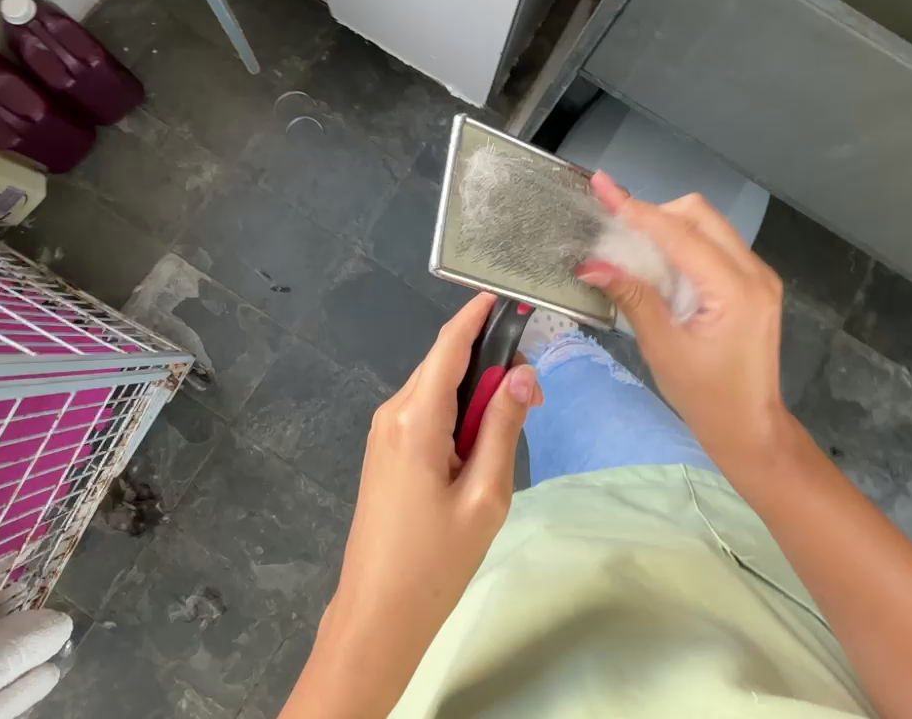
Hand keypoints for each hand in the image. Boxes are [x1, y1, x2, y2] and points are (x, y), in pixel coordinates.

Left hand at [287, 293, 541, 718]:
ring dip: (475, 393)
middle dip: (489, 364)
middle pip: (445, 365)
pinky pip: (425, 411)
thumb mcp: (485, 494)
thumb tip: (524, 375)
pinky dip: (456, 412)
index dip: (478, 316)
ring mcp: (384, 432)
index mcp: (415, 417)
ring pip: (437, 388)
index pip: (449, 346)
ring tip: (514, 420)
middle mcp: (393, 412)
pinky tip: (479, 441)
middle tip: (535, 392)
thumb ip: (503, 427)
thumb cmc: (435, 560)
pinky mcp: (385, 450)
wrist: (376, 615)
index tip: (506, 295)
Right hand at [577, 172, 791, 468]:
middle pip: (699, 214)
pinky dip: (683, 243)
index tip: (603, 186)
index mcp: (734, 290)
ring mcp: (758, 275)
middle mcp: (753, 272)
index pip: (679, 234)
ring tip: (634, 249)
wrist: (750, 427)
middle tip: (617, 230)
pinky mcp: (754, 282)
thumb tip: (591, 265)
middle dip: (655, 213)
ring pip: (708, 224)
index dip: (636, 209)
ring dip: (668, 226)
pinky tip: (660, 266)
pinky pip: (715, 244)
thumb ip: (632, 296)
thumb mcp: (662, 347)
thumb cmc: (705, 396)